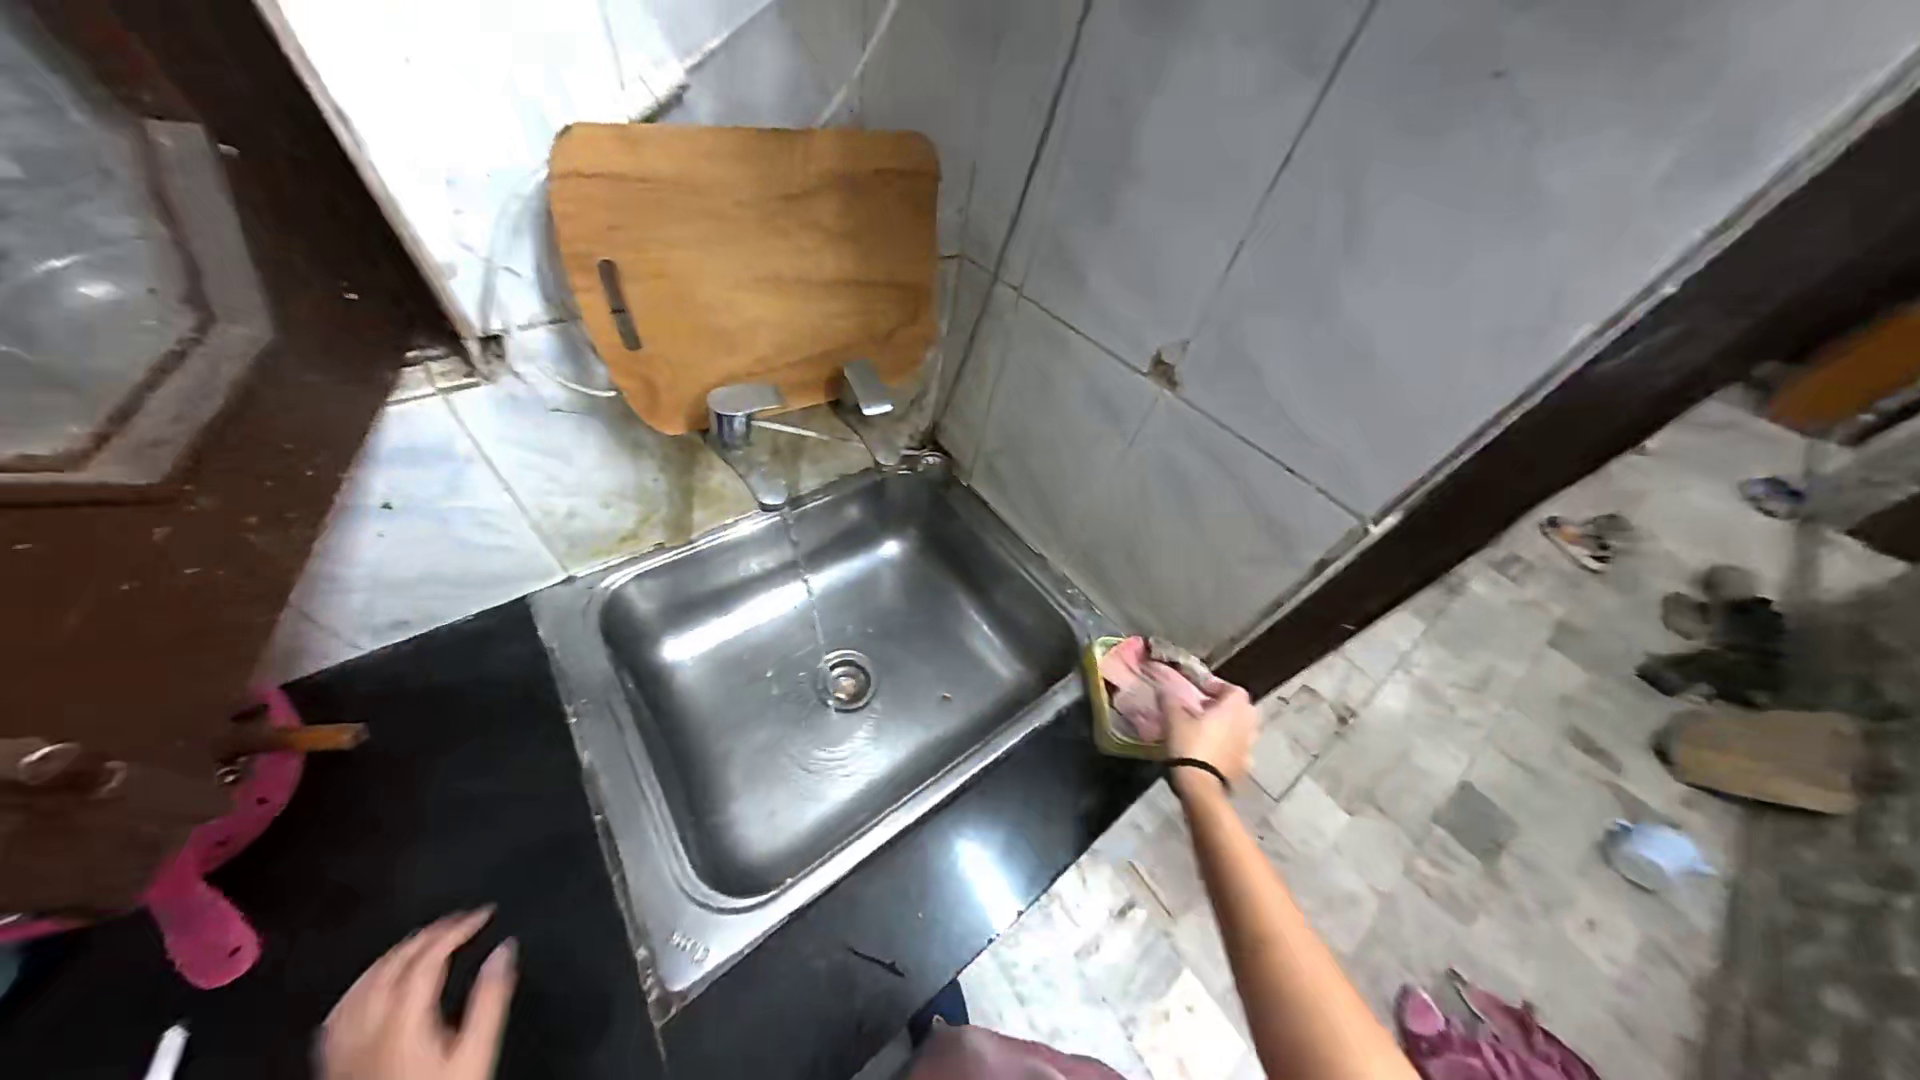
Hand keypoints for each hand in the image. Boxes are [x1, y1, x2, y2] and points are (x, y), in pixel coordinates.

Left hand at [318, 909, 516, 1079]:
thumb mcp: (478, 1049)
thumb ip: (491, 997)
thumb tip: (503, 952)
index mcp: (404, 1023)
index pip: (429, 958)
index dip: (457, 929)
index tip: (481, 915)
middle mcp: (368, 1033)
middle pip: (393, 965)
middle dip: (430, 933)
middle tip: (458, 920)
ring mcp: (346, 1051)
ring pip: (363, 985)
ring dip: (395, 953)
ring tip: (421, 939)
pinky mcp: (335, 1067)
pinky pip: (337, 1015)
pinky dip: (361, 986)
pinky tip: (372, 982)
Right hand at [1161, 674, 1256, 797]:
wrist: (1200, 785)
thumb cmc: (1189, 745)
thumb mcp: (1173, 718)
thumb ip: (1170, 700)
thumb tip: (1165, 689)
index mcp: (1233, 709)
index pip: (1234, 690)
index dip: (1218, 686)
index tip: (1200, 690)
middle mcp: (1247, 726)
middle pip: (1243, 709)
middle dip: (1226, 706)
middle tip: (1205, 709)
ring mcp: (1249, 748)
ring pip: (1244, 729)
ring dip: (1230, 726)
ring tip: (1209, 730)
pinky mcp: (1245, 767)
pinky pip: (1240, 749)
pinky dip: (1230, 746)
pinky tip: (1214, 751)